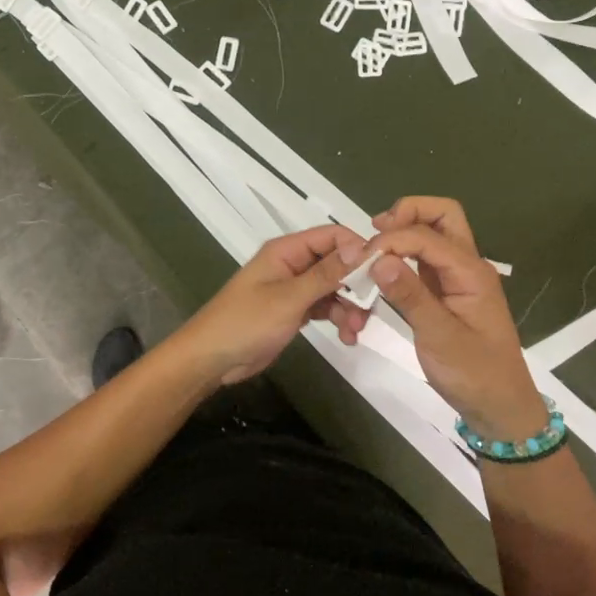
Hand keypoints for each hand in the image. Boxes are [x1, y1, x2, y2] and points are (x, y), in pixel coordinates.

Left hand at [171, 224, 372, 386]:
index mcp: (286, 251)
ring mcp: (292, 288)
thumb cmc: (246, 323)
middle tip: (369, 313)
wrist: (212, 358)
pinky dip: (338, 318)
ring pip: (334, 288)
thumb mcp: (289, 298)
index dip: (359, 250)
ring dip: (350, 307)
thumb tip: (362, 248)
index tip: (383, 275)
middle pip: (337, 263)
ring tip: (354, 332)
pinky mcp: (293, 311)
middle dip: (357, 286)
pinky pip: (325, 307)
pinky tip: (346, 338)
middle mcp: (291, 264)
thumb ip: (326, 274)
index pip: (332, 236)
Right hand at [364, 198, 547, 440]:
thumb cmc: (474, 374)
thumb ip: (410, 296)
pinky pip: (425, 257)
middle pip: (442, 215)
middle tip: (375, 231)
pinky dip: (403, 251)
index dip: (391, 240)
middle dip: (407, 213)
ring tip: (373, 247)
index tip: (361, 261)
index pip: (426, 235)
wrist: (499, 407)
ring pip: (434, 232)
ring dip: (404, 229)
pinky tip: (382, 267)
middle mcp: (467, 266)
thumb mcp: (440, 338)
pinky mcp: (446, 291)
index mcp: (471, 273)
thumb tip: (378, 259)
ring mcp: (457, 278)